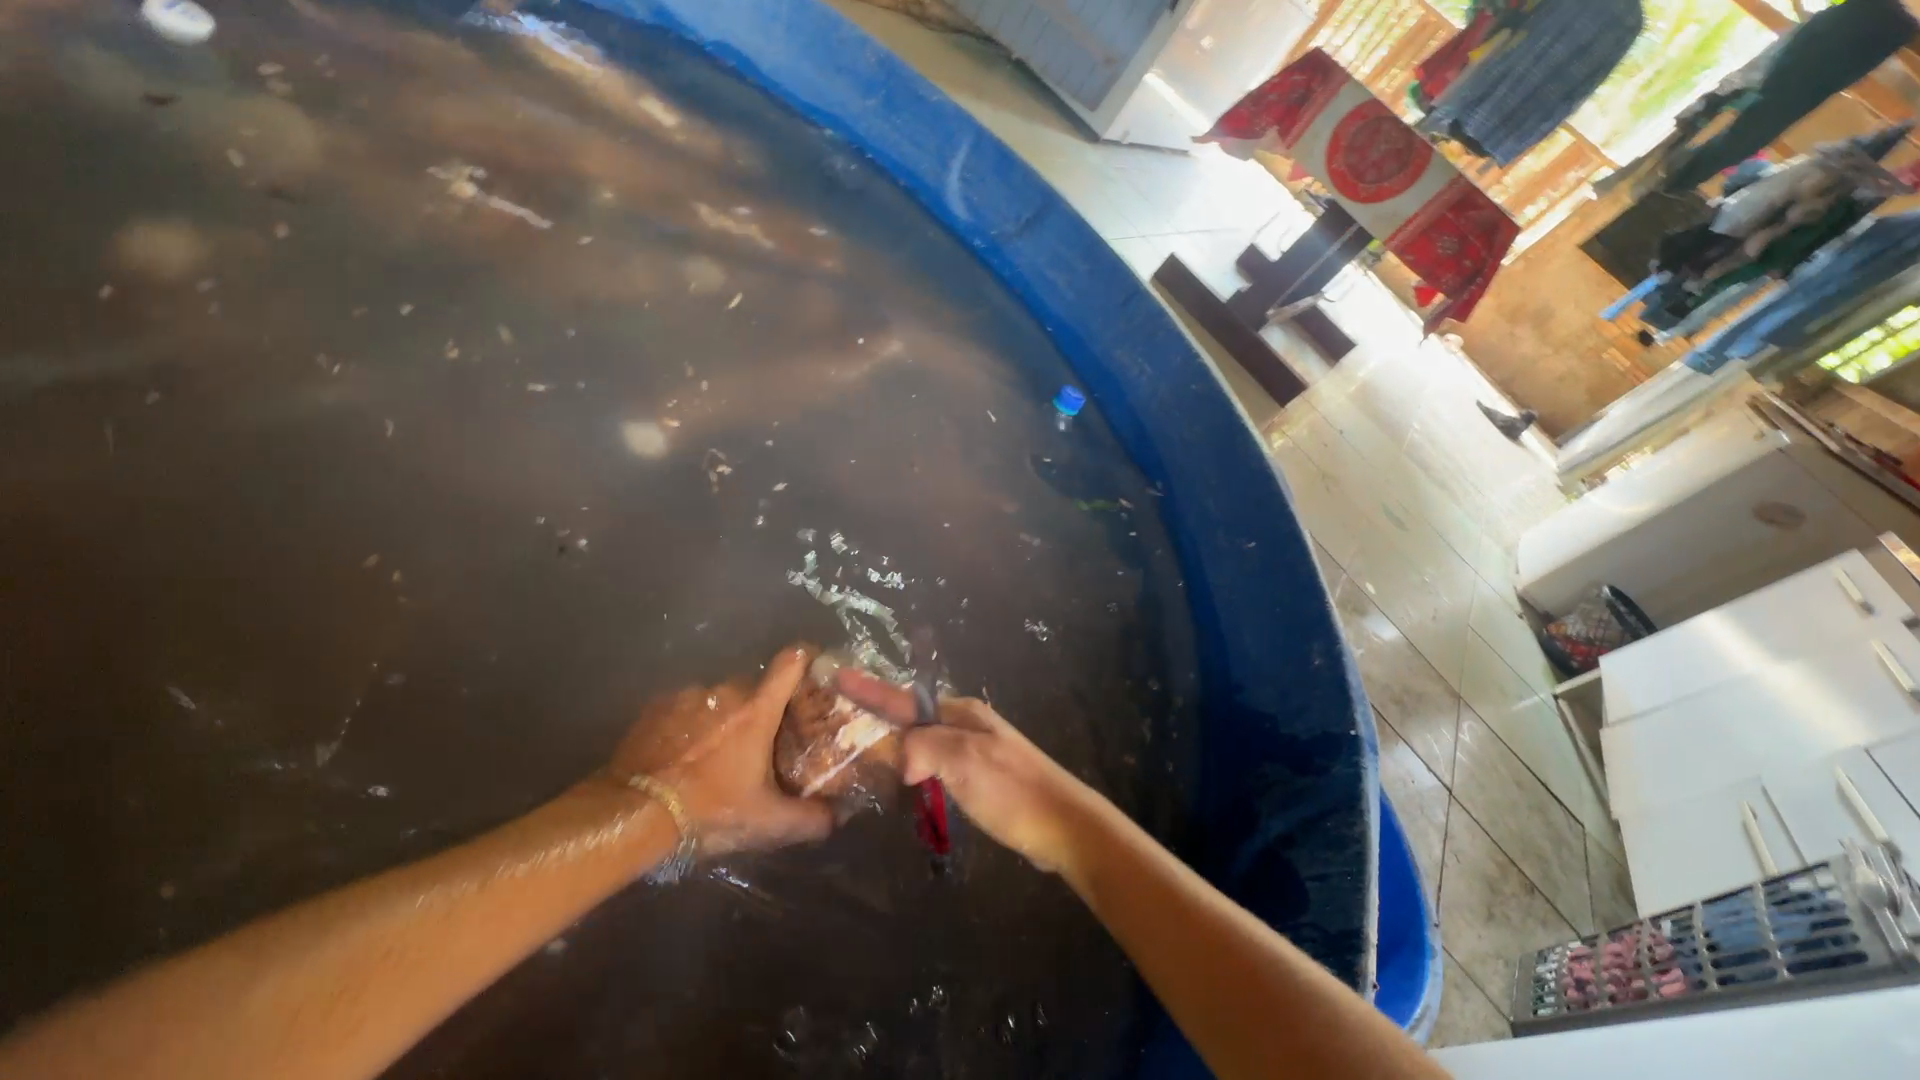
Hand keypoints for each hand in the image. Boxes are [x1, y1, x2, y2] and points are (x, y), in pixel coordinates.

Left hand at [606, 644, 834, 856]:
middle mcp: (725, 691)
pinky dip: (691, 724)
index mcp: (757, 710)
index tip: (814, 669)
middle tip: (761, 741)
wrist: (635, 813)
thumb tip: (836, 817)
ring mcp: (687, 696)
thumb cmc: (709, 810)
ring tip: (717, 753)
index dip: (806, 659)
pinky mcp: (656, 707)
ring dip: (723, 718)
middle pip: (754, 687)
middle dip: (761, 709)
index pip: (791, 663)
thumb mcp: (767, 822)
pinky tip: (684, 754)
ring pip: (718, 698)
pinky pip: (686, 707)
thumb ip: (810, 819)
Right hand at [833, 670, 1106, 873]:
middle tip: (841, 723)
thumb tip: (902, 761)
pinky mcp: (980, 782)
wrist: (1065, 827)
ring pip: (923, 745)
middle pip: (912, 718)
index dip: (870, 690)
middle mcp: (967, 727)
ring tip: (862, 755)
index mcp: (962, 714)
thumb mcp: (964, 761)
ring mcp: (975, 754)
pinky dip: (915, 772)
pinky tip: (903, 785)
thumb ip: (924, 747)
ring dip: (896, 749)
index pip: (904, 699)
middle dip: (879, 718)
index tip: (839, 676)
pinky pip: (936, 768)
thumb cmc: (1014, 791)